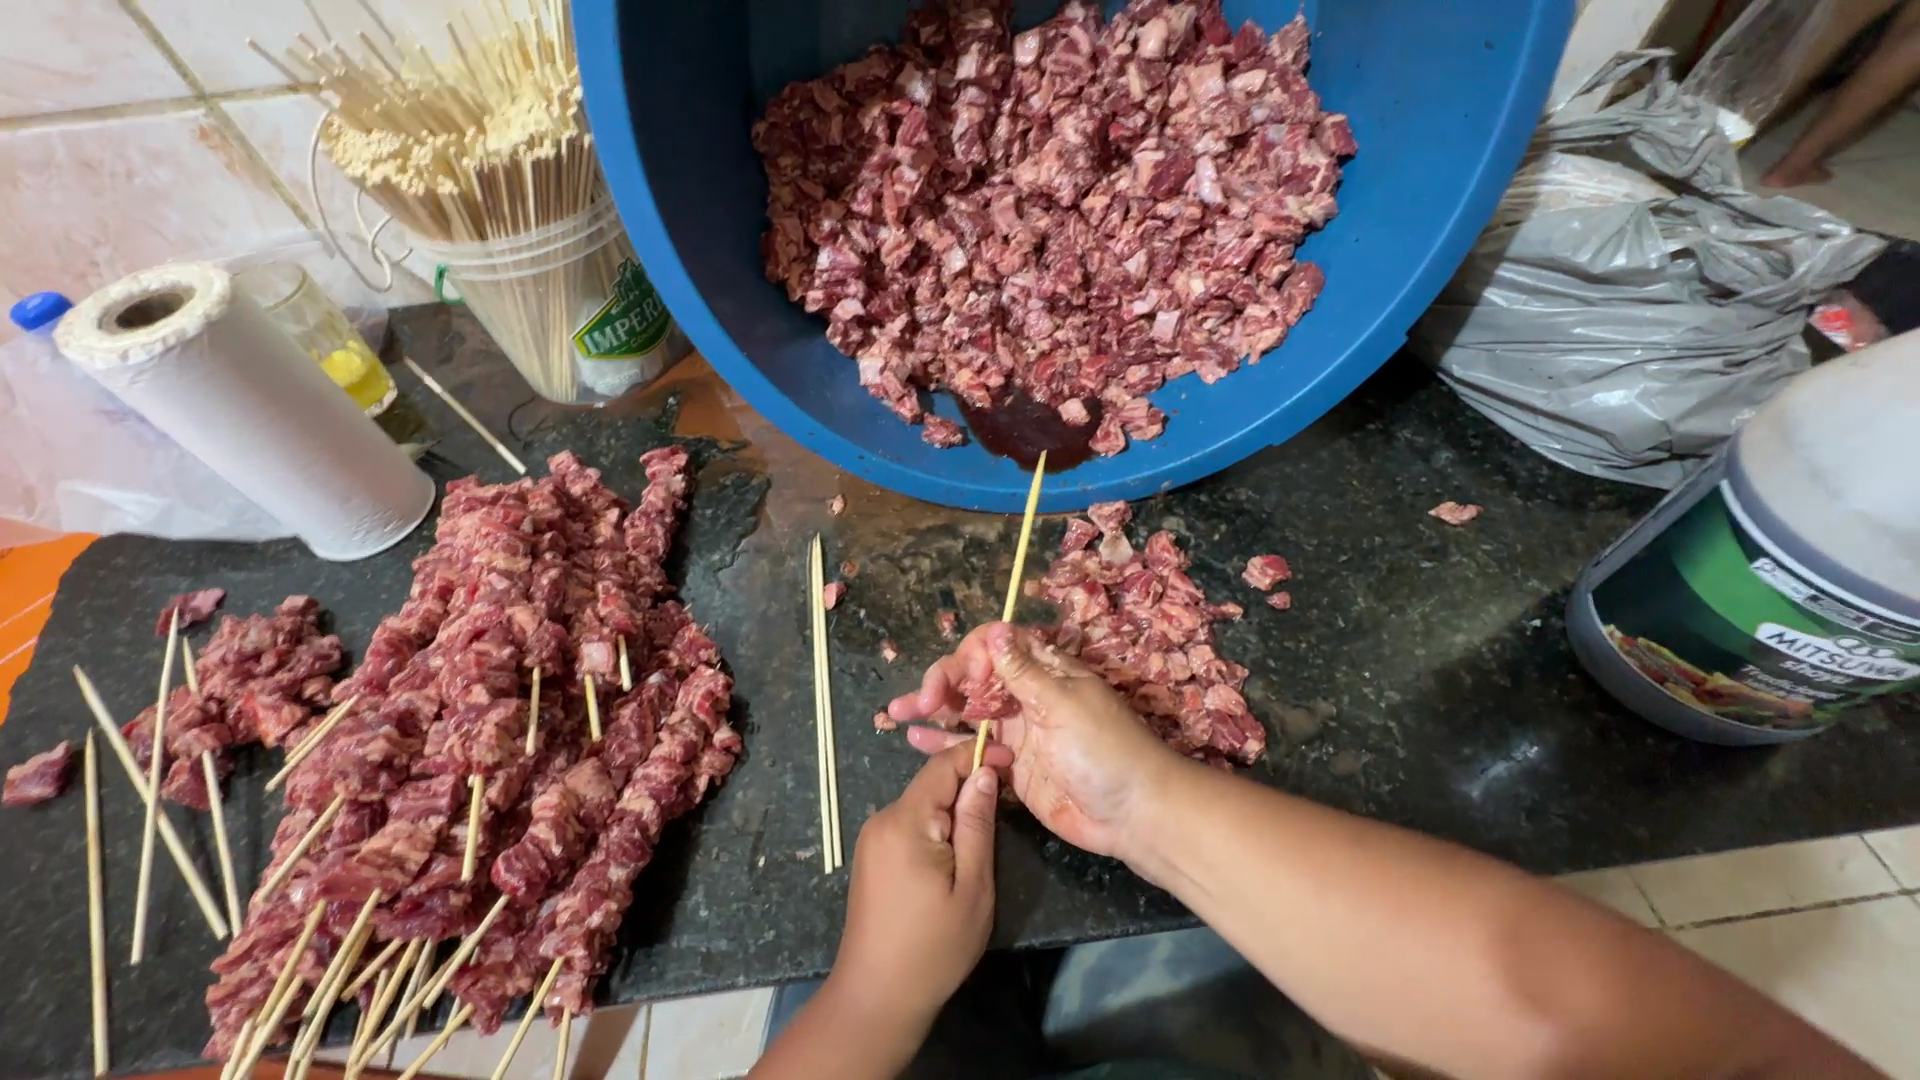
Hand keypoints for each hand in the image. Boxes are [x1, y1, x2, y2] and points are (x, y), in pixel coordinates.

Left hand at [829, 742, 1008, 1032]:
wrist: (875, 997)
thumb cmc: (933, 947)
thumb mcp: (972, 887)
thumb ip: (977, 824)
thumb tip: (985, 772)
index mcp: (905, 821)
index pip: (942, 766)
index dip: (978, 754)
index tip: (1014, 759)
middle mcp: (882, 819)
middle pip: (931, 783)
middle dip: (969, 782)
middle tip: (1008, 796)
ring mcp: (873, 838)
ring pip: (922, 804)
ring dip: (954, 806)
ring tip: (988, 825)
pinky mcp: (872, 855)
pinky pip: (910, 824)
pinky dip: (937, 825)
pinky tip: (957, 850)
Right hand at [887, 623, 1181, 860]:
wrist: (1133, 813)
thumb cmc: (1104, 749)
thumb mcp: (1063, 704)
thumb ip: (1023, 672)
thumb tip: (993, 630)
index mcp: (1045, 671)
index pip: (998, 645)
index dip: (974, 653)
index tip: (965, 676)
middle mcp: (1026, 695)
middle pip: (975, 677)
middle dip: (943, 681)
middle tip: (920, 701)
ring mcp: (1016, 731)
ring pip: (966, 712)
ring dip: (932, 708)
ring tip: (896, 712)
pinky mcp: (1009, 766)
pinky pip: (970, 748)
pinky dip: (942, 743)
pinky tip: (913, 740)